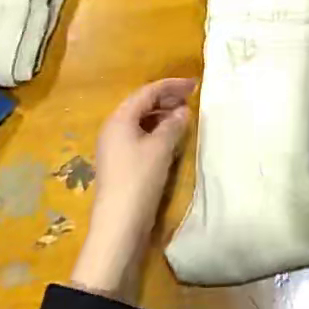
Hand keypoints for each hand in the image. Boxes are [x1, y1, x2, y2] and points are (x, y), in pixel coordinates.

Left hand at [69, 78, 196, 298]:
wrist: (119, 224)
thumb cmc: (139, 179)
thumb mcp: (160, 148)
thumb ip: (173, 125)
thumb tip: (182, 111)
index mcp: (119, 119)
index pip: (147, 92)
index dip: (171, 86)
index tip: (195, 85)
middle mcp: (113, 128)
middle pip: (141, 104)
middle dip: (166, 98)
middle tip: (191, 98)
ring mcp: (115, 146)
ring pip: (141, 121)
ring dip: (162, 115)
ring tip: (185, 116)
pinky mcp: (120, 163)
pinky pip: (140, 136)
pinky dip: (157, 131)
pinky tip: (172, 137)